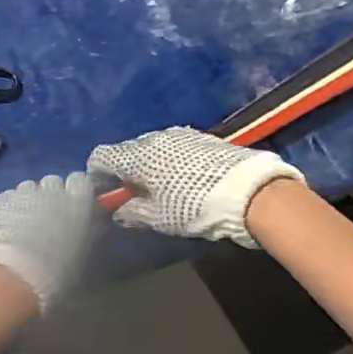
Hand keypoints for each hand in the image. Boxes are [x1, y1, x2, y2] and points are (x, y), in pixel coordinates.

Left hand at [0, 172, 97, 310]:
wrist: (18, 275)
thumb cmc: (61, 272)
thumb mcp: (89, 252)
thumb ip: (92, 230)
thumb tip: (92, 223)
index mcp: (79, 201)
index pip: (81, 181)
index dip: (76, 192)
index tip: (74, 205)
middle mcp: (51, 190)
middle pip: (52, 183)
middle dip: (51, 196)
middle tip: (48, 217)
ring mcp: (22, 193)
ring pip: (28, 188)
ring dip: (29, 200)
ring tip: (24, 222)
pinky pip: (7, 198)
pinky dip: (8, 208)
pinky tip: (5, 226)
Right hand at [87, 128, 304, 247]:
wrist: (255, 194)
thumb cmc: (194, 206)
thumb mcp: (159, 218)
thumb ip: (132, 213)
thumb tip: (119, 211)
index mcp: (134, 157)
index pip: (101, 156)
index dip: (97, 172)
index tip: (104, 189)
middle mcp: (153, 140)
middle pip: (126, 150)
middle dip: (125, 168)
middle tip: (134, 190)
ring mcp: (180, 136)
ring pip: (152, 147)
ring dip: (149, 163)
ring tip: (161, 183)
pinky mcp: (205, 138)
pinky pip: (176, 146)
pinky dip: (171, 159)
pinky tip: (184, 176)